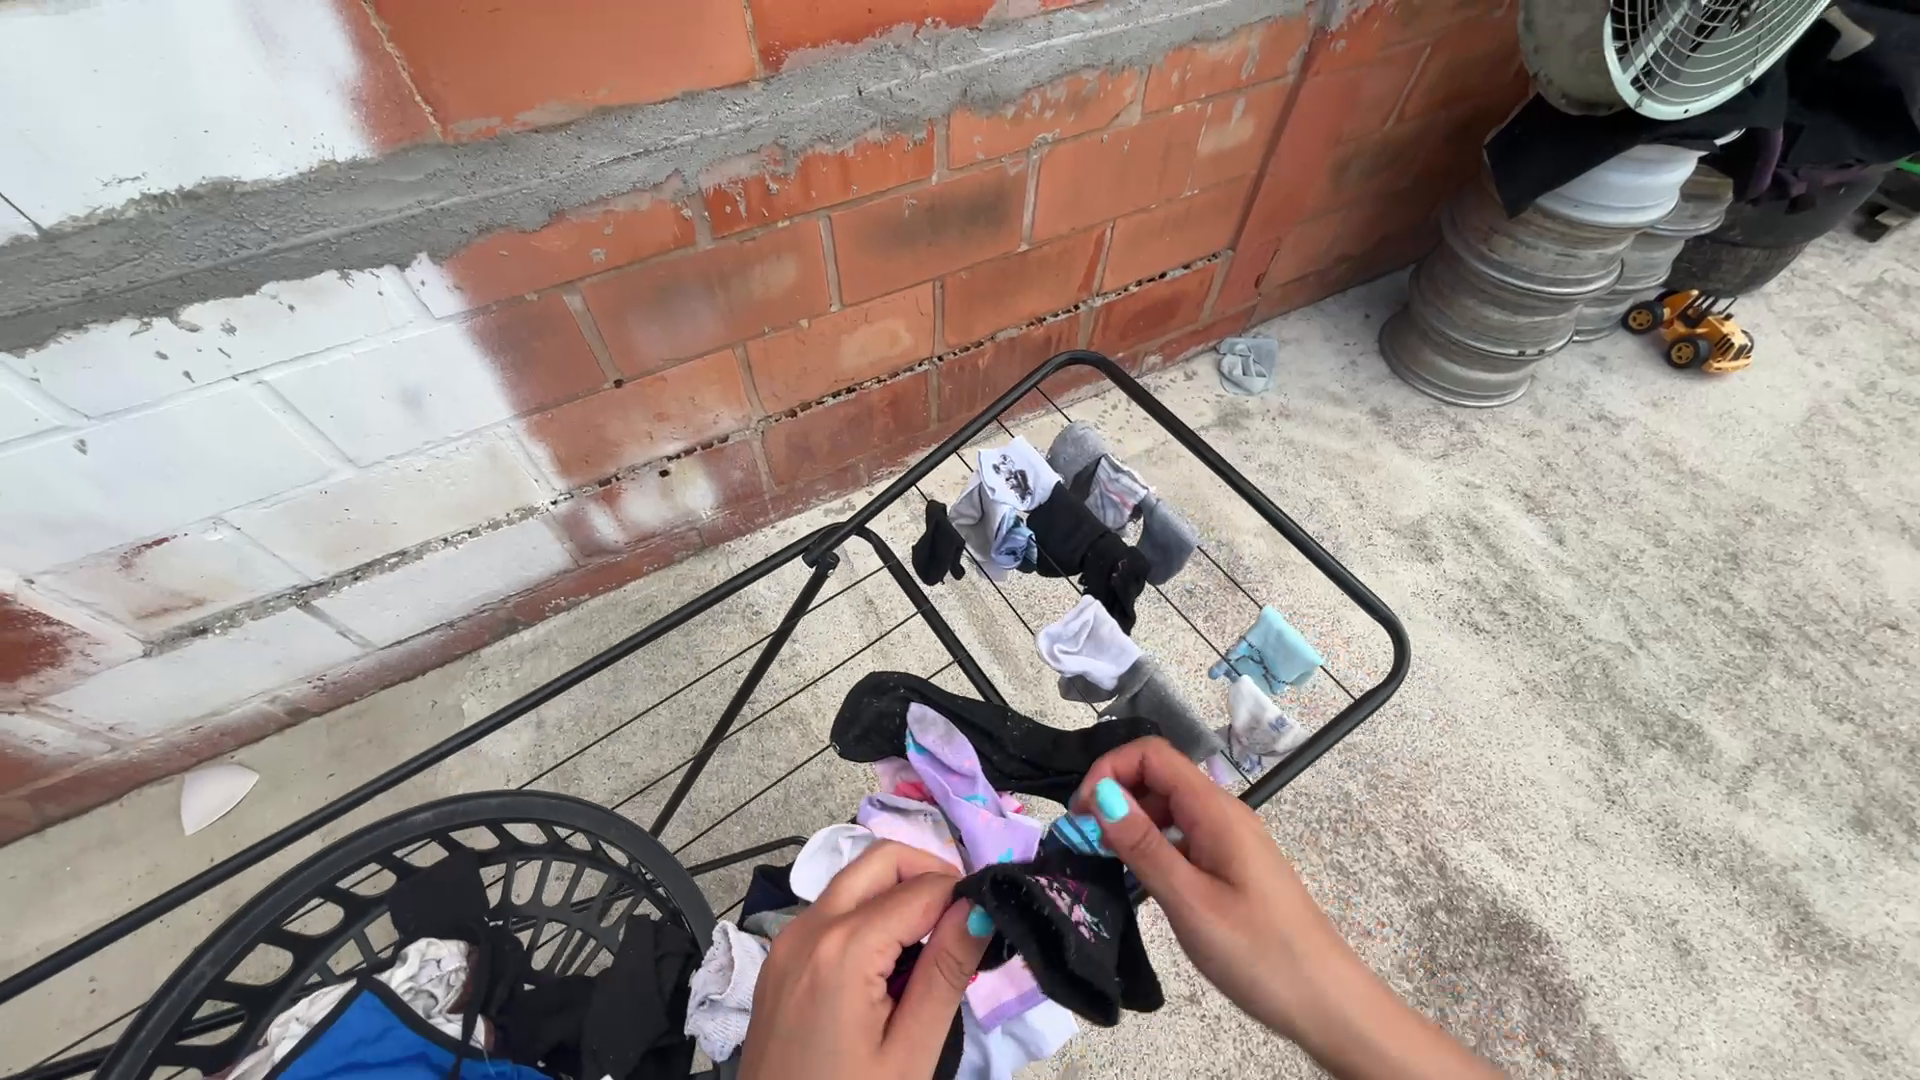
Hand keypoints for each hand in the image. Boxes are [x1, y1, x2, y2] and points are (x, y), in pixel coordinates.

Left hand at [739, 840, 989, 1079]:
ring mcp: (787, 941)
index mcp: (842, 948)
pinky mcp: (779, 959)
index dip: (963, 895)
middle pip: (880, 859)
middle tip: (965, 917)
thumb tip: (979, 905)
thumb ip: (945, 971)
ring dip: (899, 889)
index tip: (990, 921)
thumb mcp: (910, 1054)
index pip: (921, 888)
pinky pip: (832, 909)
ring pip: (854, 878)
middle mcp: (808, 927)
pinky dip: (869, 910)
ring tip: (934, 940)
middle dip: (929, 872)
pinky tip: (892, 958)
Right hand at [1072, 736, 1335, 1039]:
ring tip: (1107, 860)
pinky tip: (1141, 877)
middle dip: (1114, 795)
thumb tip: (1100, 795)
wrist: (1330, 1005)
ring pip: (1168, 806)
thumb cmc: (1261, 954)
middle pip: (1158, 775)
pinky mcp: (1231, 864)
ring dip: (1131, 821)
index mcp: (1215, 810)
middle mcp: (1222, 813)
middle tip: (1085, 840)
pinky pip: (1182, 835)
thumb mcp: (1190, 901)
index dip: (1110, 770)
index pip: (1151, 754)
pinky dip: (1152, 844)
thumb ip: (1143, 845)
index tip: (1082, 813)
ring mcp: (1229, 838)